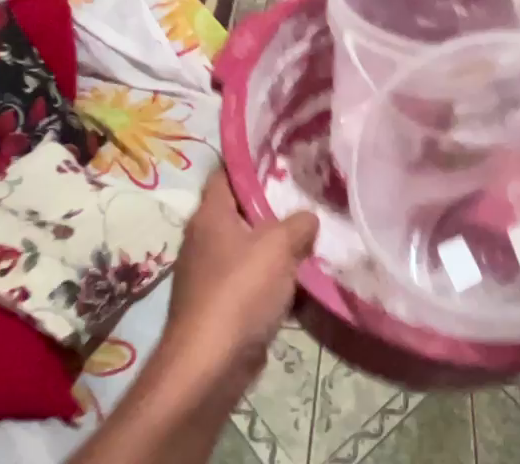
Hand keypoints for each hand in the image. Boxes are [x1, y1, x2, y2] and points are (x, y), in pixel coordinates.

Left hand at [153, 168, 318, 407]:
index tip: (286, 153)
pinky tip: (304, 278)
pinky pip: (254, 280)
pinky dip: (276, 279)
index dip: (255, 159)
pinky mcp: (221, 305)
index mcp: (210, 214)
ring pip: (252, 247)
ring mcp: (210, 274)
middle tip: (311, 193)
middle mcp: (205, 239)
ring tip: (315, 233)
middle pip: (243, 209)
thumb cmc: (240, 292)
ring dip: (280, 245)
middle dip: (276, 204)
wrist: (209, 366)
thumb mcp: (279, 245)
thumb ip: (299, 223)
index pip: (228, 171)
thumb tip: (308, 219)